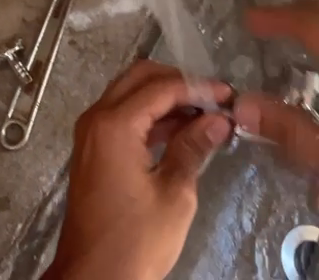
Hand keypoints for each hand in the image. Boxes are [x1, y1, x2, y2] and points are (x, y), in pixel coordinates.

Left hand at [45, 60, 232, 279]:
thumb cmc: (134, 241)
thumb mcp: (174, 195)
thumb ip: (193, 148)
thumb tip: (218, 120)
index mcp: (114, 124)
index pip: (161, 88)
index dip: (197, 87)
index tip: (227, 95)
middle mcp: (97, 118)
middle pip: (140, 77)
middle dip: (178, 82)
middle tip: (212, 99)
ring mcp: (91, 133)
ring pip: (130, 93)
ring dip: (165, 98)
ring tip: (203, 114)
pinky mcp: (93, 149)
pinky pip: (123, 115)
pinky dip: (150, 115)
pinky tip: (180, 130)